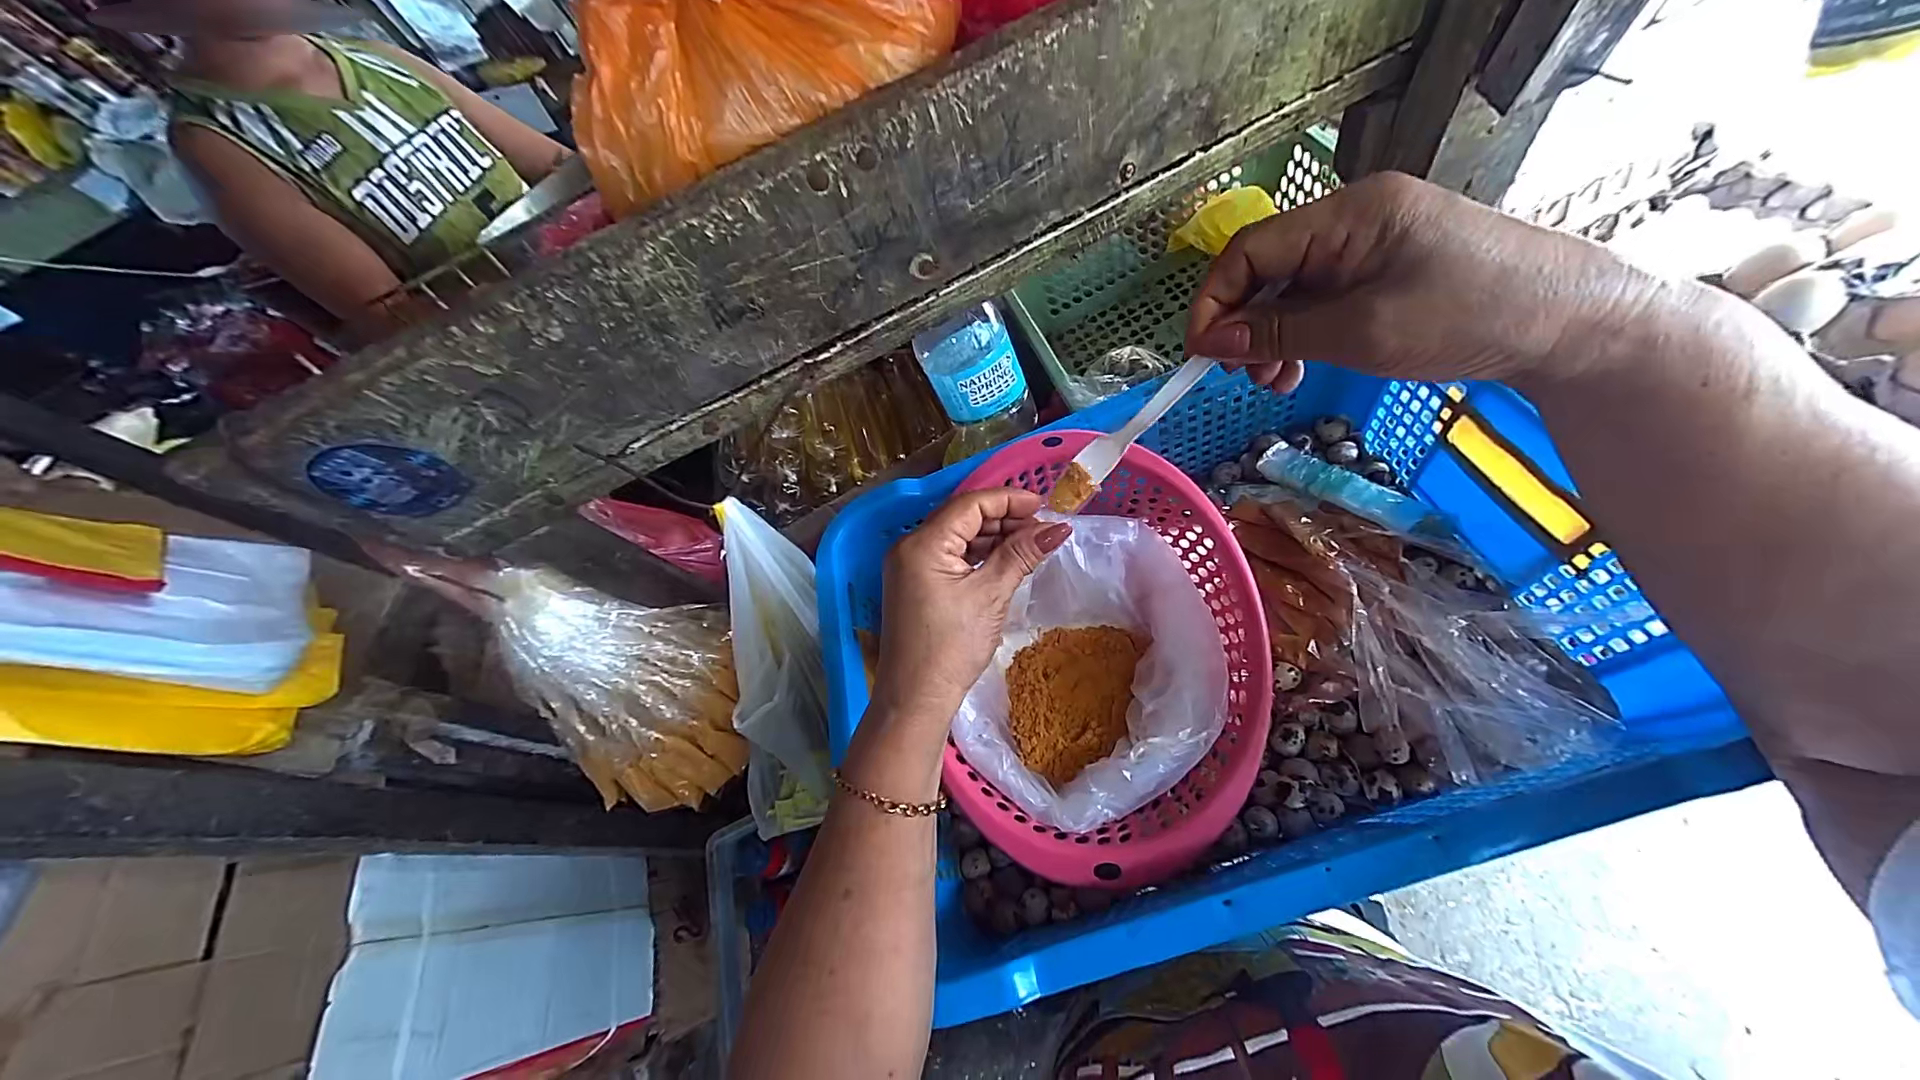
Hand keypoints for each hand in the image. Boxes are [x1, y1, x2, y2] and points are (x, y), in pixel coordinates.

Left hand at [872, 489, 1071, 721]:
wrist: (915, 697)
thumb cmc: (951, 647)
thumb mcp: (990, 595)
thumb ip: (1021, 554)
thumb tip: (1058, 527)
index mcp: (922, 543)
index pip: (970, 505)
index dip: (1009, 500)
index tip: (1044, 505)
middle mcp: (909, 546)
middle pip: (962, 516)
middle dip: (1003, 518)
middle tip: (1041, 528)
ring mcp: (909, 565)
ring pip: (957, 535)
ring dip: (993, 536)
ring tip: (1029, 543)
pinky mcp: (914, 582)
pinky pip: (949, 555)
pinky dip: (977, 554)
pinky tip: (1005, 559)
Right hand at [1184, 172, 1667, 392]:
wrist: (1569, 324)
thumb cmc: (1467, 316)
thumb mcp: (1361, 332)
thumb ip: (1279, 333)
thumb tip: (1210, 343)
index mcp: (1347, 216)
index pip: (1249, 251)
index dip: (1214, 301)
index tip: (1199, 353)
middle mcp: (1349, 223)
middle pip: (1265, 271)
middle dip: (1242, 325)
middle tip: (1241, 375)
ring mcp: (1365, 248)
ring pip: (1287, 293)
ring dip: (1268, 338)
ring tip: (1272, 381)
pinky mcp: (1378, 274)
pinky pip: (1317, 304)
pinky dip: (1297, 338)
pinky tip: (1296, 369)